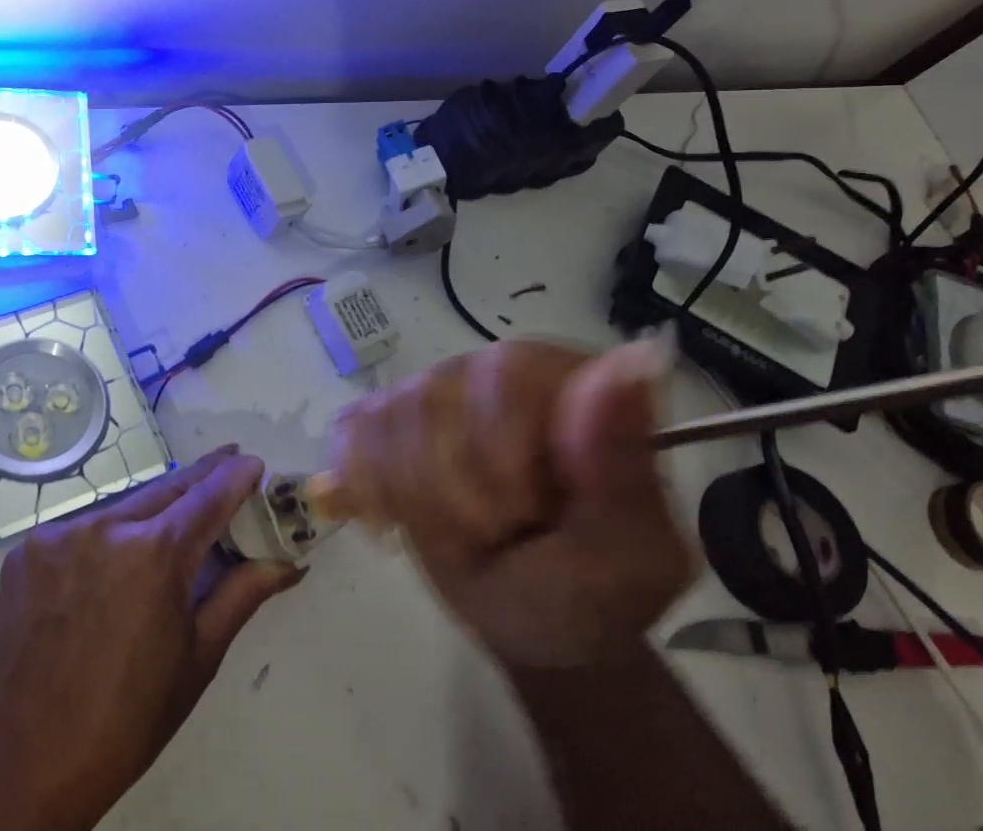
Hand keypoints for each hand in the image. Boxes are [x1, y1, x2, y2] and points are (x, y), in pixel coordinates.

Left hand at [0, 446, 303, 829]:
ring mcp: (58, 537)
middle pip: (164, 491)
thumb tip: (286, 563)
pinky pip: (79, 530)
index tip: (254, 462)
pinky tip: (117, 558)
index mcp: (154, 553)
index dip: (234, 477)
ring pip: (119, 508)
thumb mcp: (199, 655)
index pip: (207, 497)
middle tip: (227, 462)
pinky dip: (107, 535)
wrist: (33, 754)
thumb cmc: (132, 715)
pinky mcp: (27, 553)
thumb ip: (242, 595)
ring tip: (177, 515)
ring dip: (151, 508)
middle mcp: (104, 527)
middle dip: (199, 478)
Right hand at [331, 338, 693, 666]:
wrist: (529, 623)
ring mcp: (438, 392)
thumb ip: (626, 464)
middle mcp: (499, 371)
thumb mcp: (629, 554)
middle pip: (431, 395)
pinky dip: (366, 487)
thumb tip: (631, 359)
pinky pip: (352, 433)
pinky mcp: (389, 421)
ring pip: (386, 417)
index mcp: (572, 384)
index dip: (494, 451)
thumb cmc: (588, 592)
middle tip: (492, 535)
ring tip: (456, 533)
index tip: (520, 516)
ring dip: (412, 495)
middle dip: (448, 486)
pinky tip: (396, 521)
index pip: (503, 374)